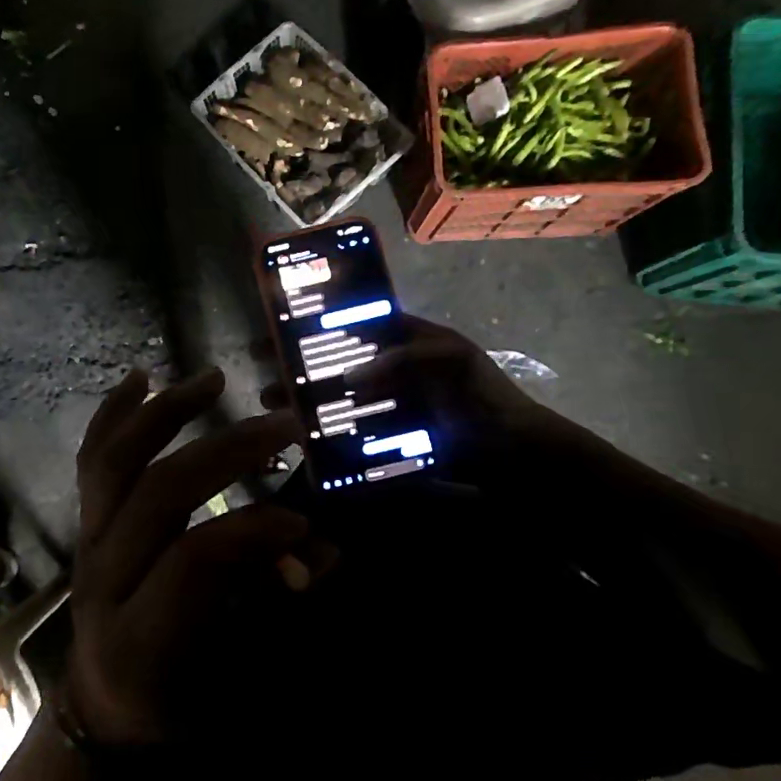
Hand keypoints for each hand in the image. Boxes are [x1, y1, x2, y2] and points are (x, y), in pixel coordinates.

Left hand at [66, 367, 318, 746]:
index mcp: (142, 636)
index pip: (194, 560)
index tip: (303, 516)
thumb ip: (273, 608)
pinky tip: (141, 378)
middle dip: (226, 452)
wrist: (106, 709)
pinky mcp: (86, 522)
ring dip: (167, 413)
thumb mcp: (234, 681)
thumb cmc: (179, 706)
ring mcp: (87, 543)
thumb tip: (321, 548)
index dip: (251, 531)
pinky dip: (115, 414)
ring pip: (115, 462)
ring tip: (214, 378)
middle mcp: (105, 579)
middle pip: (158, 494)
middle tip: (284, 425)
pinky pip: (93, 459)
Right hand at [269, 314, 581, 477]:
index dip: (318, 320)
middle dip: (299, 364)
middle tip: (263, 372)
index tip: (280, 323)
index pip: (354, 322)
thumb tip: (349, 378)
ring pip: (336, 397)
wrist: (516, 459)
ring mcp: (388, 405)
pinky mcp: (388, 438)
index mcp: (405, 340)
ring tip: (272, 407)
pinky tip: (301, 437)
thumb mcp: (452, 361)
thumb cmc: (486, 400)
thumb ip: (404, 358)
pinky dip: (326, 432)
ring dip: (305, 400)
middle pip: (336, 360)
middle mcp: (390, 369)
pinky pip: (349, 431)